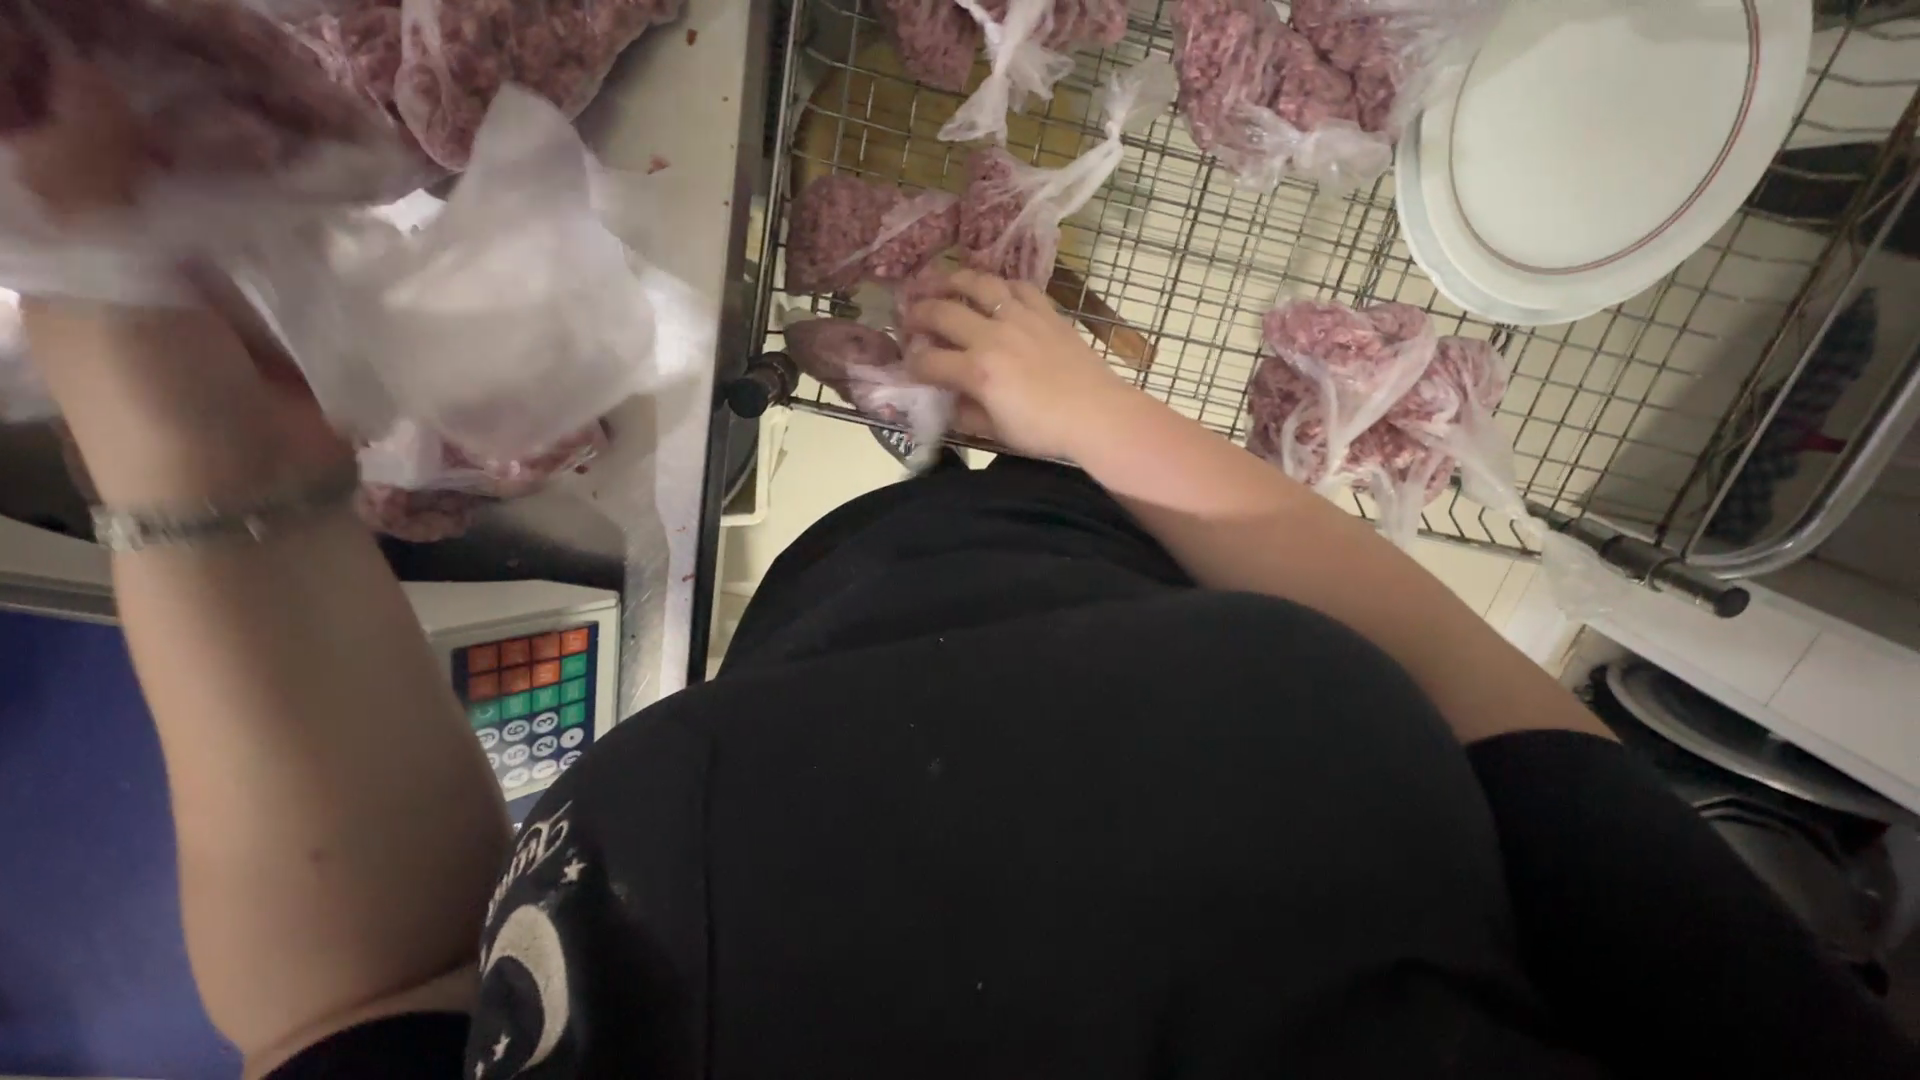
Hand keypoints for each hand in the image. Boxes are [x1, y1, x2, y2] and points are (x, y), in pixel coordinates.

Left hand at [16, 57, 347, 503]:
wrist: (256, 487)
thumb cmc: (157, 394)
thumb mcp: (98, 285)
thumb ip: (90, 188)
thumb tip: (91, 79)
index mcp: (77, 248)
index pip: (83, 149)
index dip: (107, 99)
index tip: (159, 53)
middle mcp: (148, 257)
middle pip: (165, 169)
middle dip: (198, 124)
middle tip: (249, 72)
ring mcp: (228, 288)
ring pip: (234, 204)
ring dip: (259, 165)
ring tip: (295, 110)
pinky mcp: (296, 313)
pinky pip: (295, 248)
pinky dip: (308, 216)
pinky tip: (328, 177)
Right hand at [906, 269, 1148, 461]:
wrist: (1097, 414)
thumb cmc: (1044, 430)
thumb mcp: (995, 431)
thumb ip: (965, 414)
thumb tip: (946, 401)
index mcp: (977, 371)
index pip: (928, 361)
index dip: (911, 364)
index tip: (908, 366)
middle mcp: (992, 336)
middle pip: (941, 312)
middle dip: (916, 314)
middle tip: (907, 318)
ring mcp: (1020, 317)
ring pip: (977, 284)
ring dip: (951, 280)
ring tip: (938, 284)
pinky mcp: (1045, 311)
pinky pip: (1017, 285)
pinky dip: (999, 285)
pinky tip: (992, 291)